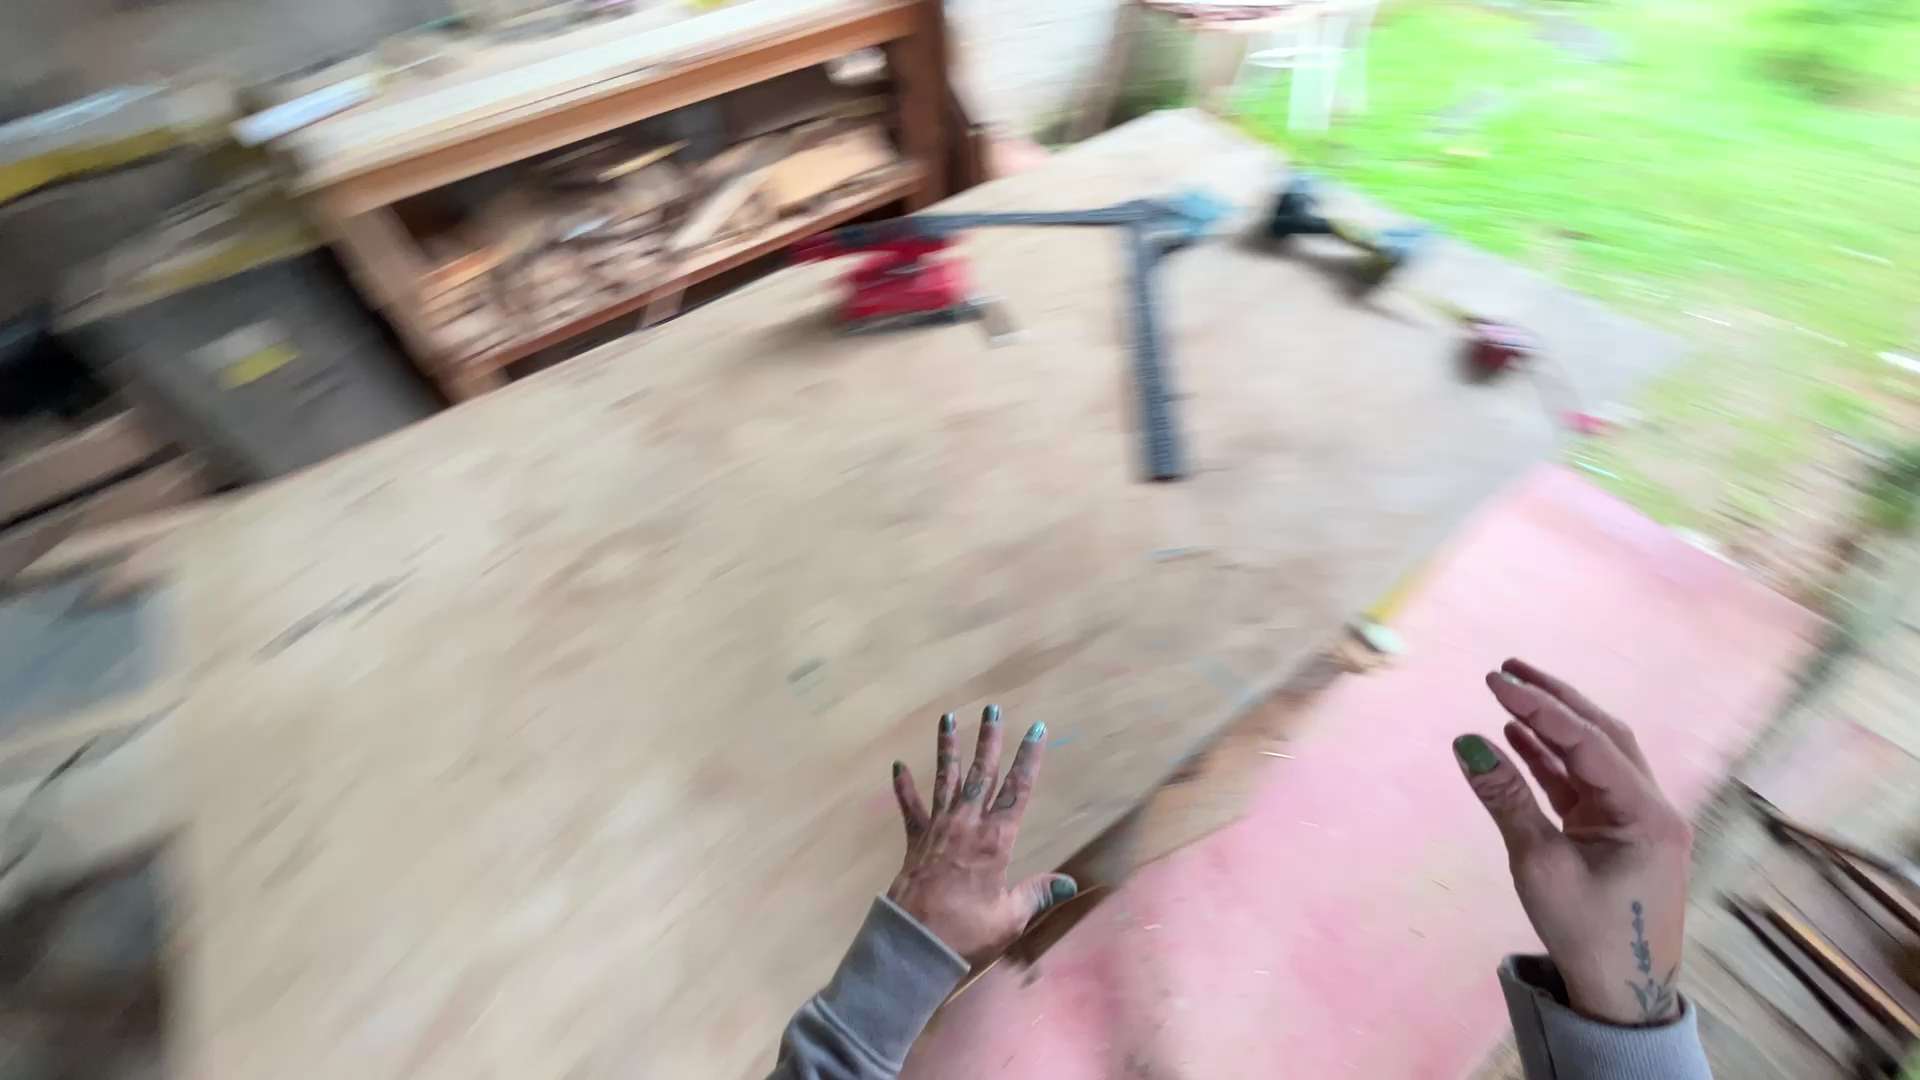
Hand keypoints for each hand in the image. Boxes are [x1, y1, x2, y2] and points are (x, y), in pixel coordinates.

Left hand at [888, 705, 1078, 964]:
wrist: (915, 945)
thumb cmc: (968, 932)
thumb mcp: (1010, 916)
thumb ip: (1038, 894)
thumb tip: (1071, 884)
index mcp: (995, 838)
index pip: (1018, 790)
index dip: (1029, 758)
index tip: (1037, 730)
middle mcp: (967, 822)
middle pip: (980, 773)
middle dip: (989, 739)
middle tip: (993, 708)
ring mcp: (938, 827)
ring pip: (945, 778)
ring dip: (948, 747)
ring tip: (949, 718)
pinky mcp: (915, 839)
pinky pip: (909, 807)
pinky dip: (903, 786)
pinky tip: (897, 764)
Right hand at [1453, 659, 1693, 1025]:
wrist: (1620, 992)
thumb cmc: (1585, 927)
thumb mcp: (1538, 861)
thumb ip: (1506, 796)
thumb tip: (1465, 741)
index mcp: (1644, 814)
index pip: (1586, 742)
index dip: (1538, 706)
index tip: (1492, 678)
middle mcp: (1647, 808)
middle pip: (1602, 735)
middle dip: (1555, 698)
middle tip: (1509, 667)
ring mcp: (1631, 820)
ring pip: (1591, 754)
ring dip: (1551, 722)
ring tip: (1510, 690)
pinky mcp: (1610, 832)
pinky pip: (1577, 780)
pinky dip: (1547, 754)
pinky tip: (1514, 737)